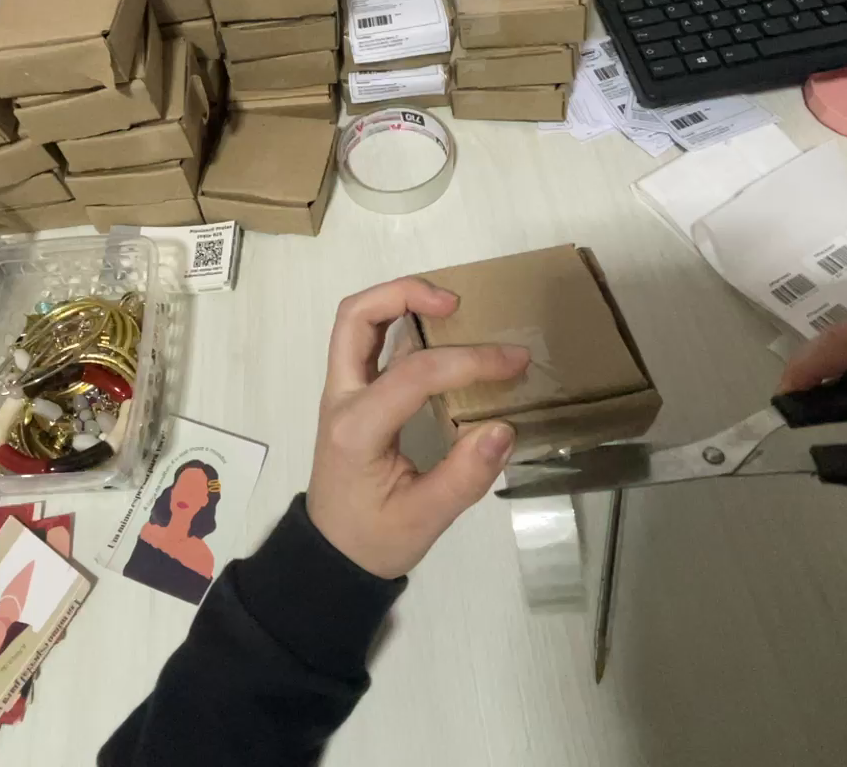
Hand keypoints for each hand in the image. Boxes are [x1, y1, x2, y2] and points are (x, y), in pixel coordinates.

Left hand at [308, 276, 529, 578]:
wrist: (331, 553)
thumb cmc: (374, 538)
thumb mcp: (424, 520)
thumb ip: (464, 476)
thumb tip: (504, 426)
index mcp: (357, 429)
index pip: (414, 374)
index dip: (469, 361)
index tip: (515, 361)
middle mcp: (341, 397)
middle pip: (355, 316)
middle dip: (404, 294)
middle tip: (456, 303)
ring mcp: (341, 390)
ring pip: (355, 320)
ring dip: (397, 300)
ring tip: (448, 306)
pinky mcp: (351, 392)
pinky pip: (367, 340)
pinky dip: (397, 321)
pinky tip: (435, 331)